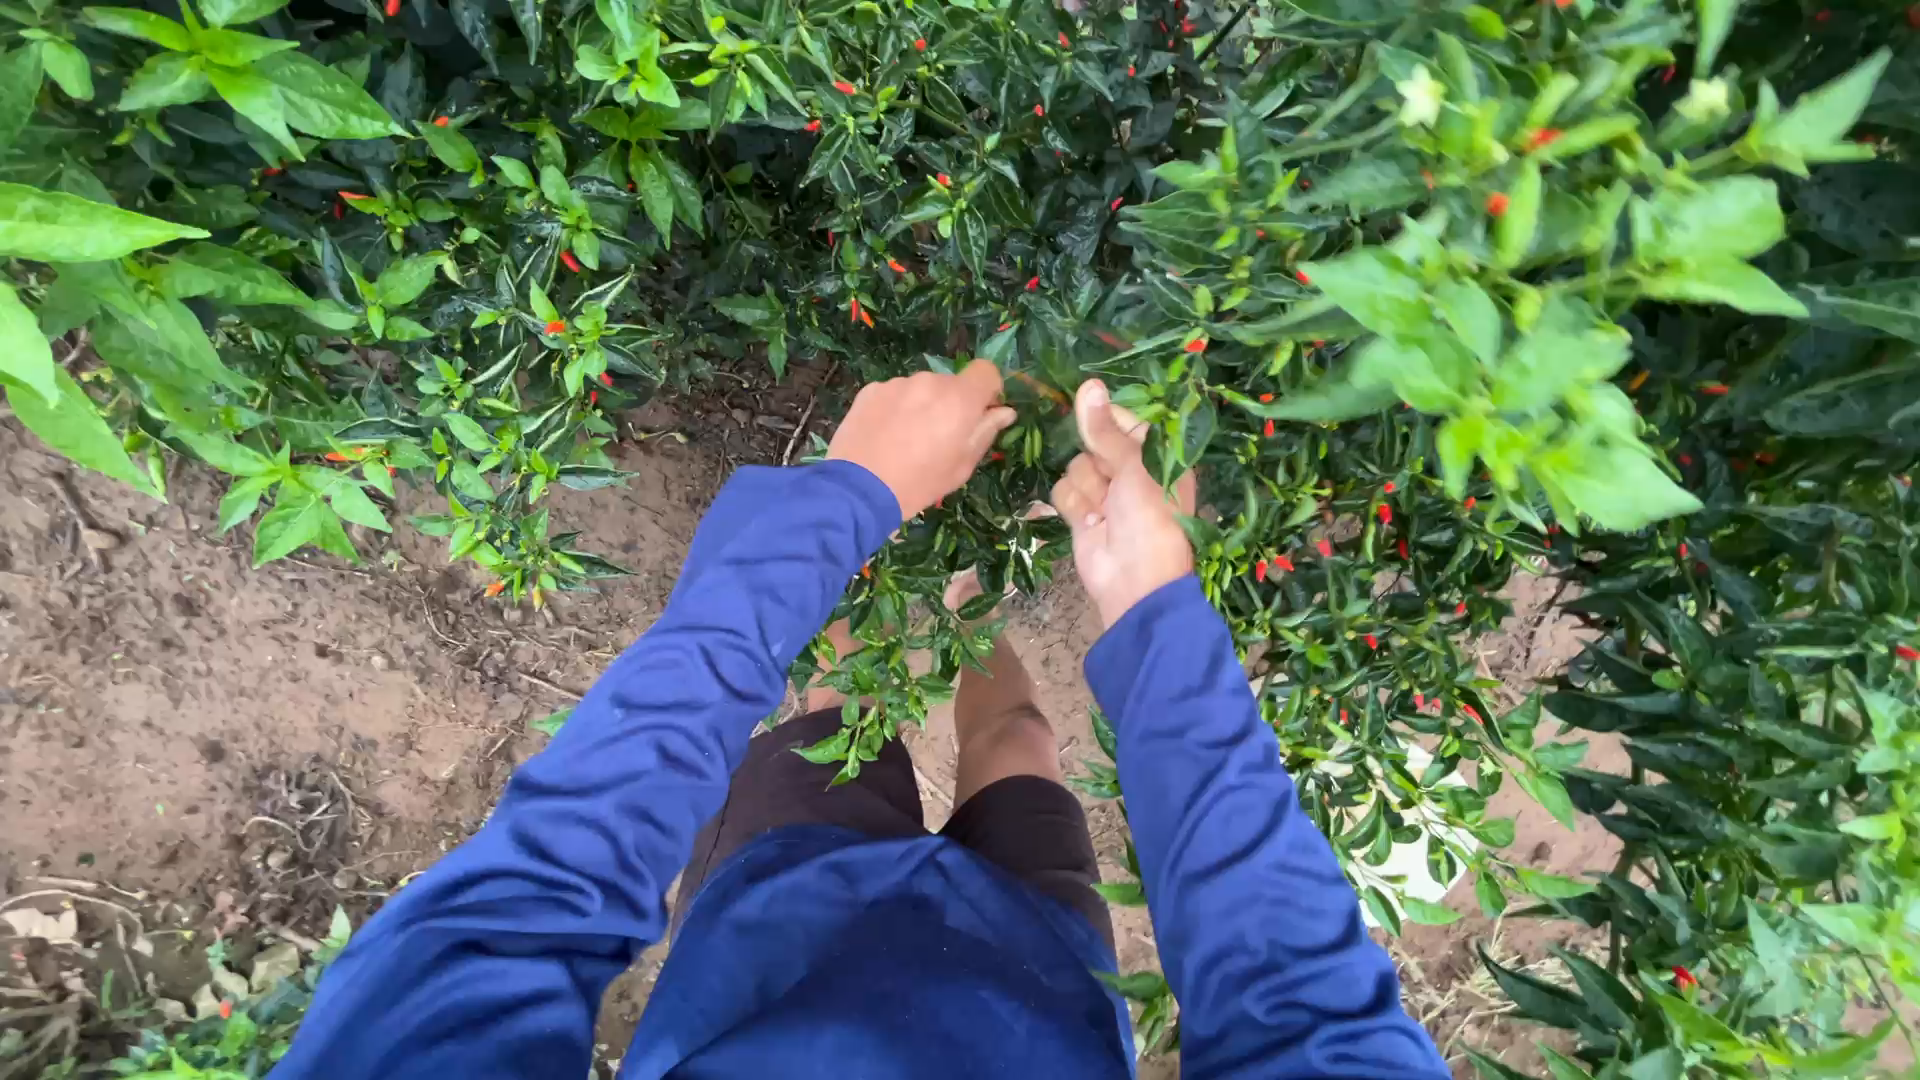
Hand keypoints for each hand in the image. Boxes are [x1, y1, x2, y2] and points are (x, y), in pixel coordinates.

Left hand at [828, 360, 1016, 519]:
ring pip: (921, 390)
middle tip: (937, 438)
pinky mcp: (871, 390)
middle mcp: (930, 382)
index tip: (981, 413)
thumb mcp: (962, 466)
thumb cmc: (920, 483)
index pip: (986, 371)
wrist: (859, 489)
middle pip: (951, 384)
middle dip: (951, 404)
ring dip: (921, 406)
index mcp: (960, 399)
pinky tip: (884, 436)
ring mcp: (897, 384)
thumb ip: (985, 432)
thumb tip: (1004, 411)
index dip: (988, 390)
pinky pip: (894, 394)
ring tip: (905, 440)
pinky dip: (895, 409)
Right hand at [1050, 380, 1195, 628]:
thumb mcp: (1133, 469)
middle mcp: (1130, 471)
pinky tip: (1089, 523)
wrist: (1133, 580)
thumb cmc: (1150, 519)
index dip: (1107, 419)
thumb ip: (1105, 430)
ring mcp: (1104, 493)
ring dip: (1086, 489)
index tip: (1094, 415)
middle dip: (1097, 462)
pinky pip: (1064, 491)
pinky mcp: (1081, 513)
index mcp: (1155, 456)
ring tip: (1103, 511)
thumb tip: (1088, 385)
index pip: (1124, 420)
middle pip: (1093, 442)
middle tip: (1112, 480)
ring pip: (1075, 467)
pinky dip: (1074, 507)